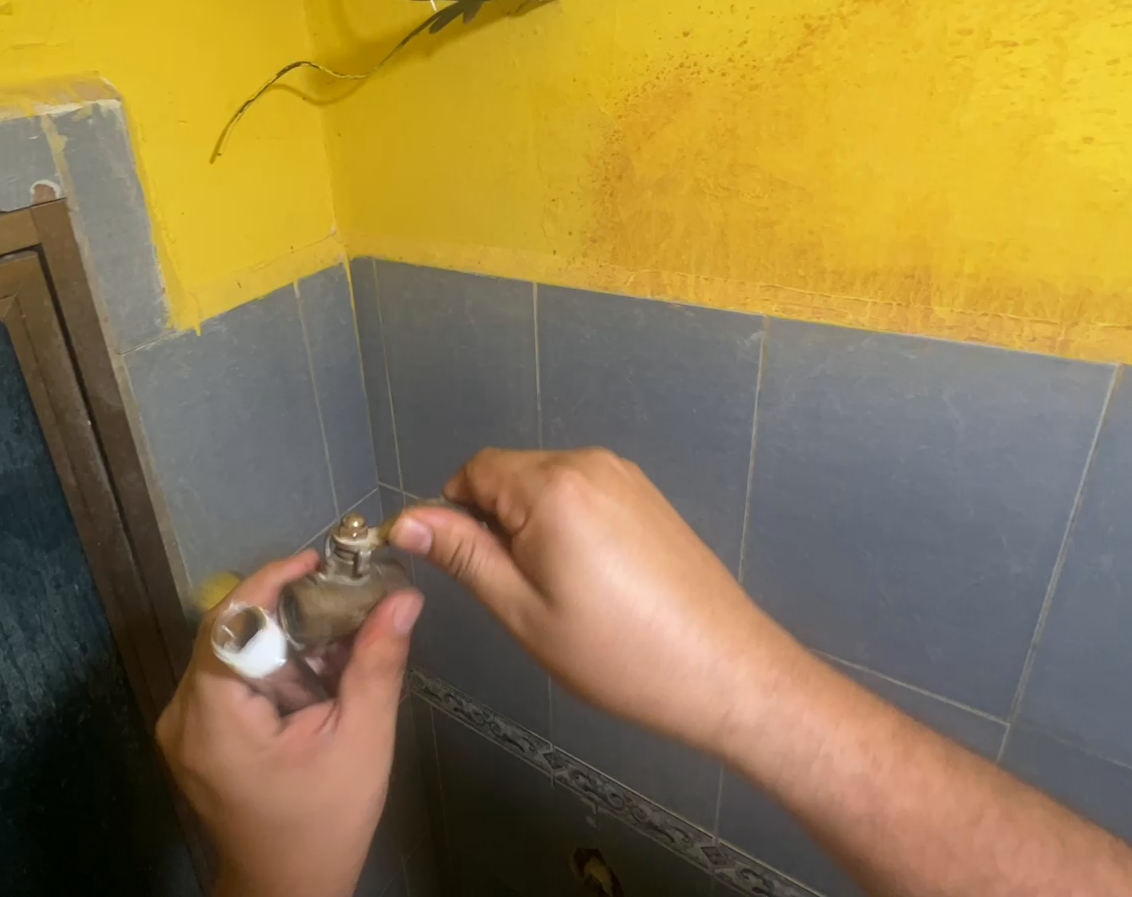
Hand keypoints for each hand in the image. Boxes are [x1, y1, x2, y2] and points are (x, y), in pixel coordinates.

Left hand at [156, 551, 423, 896]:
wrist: (287, 891)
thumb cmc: (324, 823)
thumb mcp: (362, 742)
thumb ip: (377, 664)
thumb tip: (404, 598)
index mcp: (212, 719)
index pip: (230, 621)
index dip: (272, 582)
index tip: (320, 562)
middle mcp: (183, 713)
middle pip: (230, 628)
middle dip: (287, 606)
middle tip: (340, 595)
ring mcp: (185, 724)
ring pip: (233, 646)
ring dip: (284, 631)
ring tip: (335, 628)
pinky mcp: (197, 732)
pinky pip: (232, 672)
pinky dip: (274, 659)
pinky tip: (314, 666)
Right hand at [392, 448, 806, 758]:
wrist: (726, 669)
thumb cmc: (614, 651)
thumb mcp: (522, 610)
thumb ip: (463, 554)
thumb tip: (405, 520)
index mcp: (551, 486)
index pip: (473, 470)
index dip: (454, 512)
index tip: (469, 564)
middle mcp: (587, 462)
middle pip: (509, 472)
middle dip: (494, 517)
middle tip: (517, 586)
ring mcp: (623, 473)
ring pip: (544, 481)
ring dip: (530, 519)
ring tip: (558, 585)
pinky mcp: (645, 492)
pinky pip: (580, 488)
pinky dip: (565, 518)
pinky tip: (592, 572)